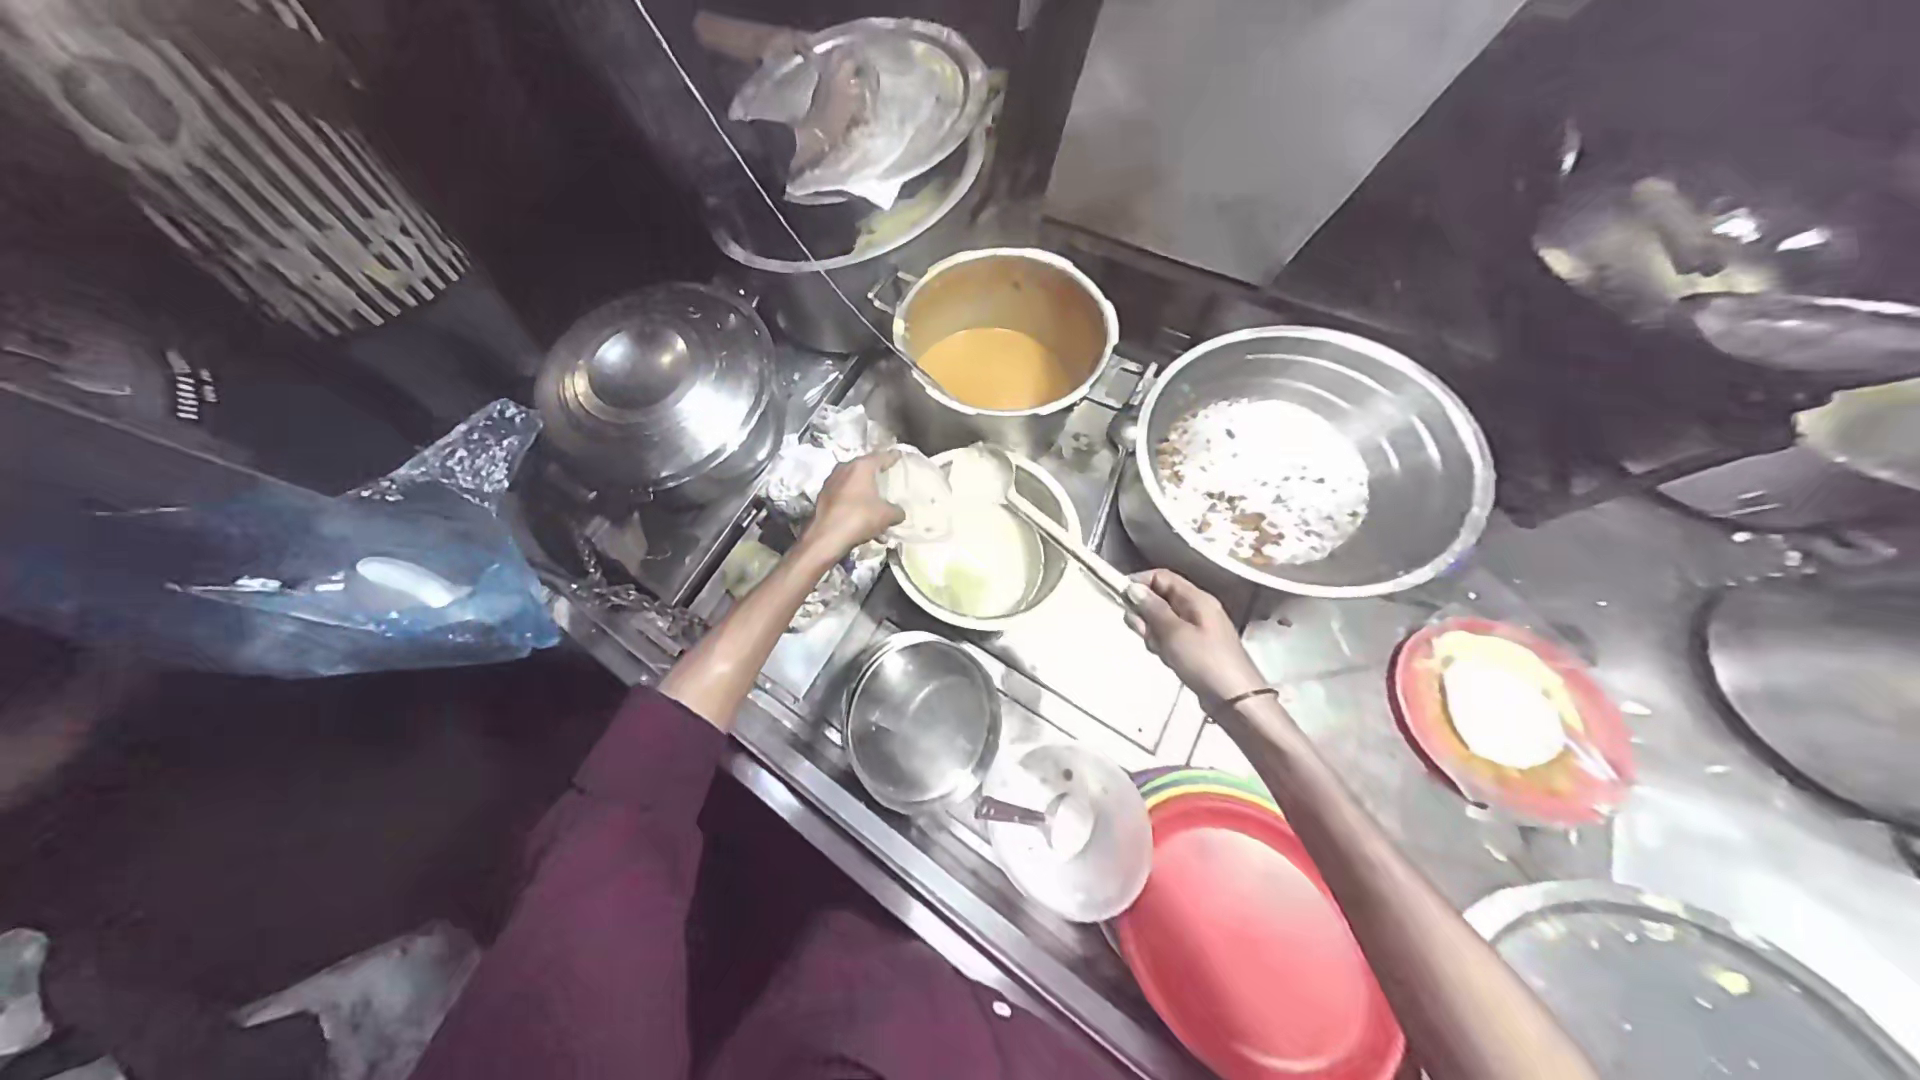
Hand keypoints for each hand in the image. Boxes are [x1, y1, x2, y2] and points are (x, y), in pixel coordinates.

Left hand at [799, 451, 904, 559]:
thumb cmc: (860, 517)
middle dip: (875, 473)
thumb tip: (898, 512)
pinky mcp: (823, 497)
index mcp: (861, 467)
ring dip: (864, 494)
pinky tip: (862, 521)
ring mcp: (831, 483)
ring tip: (875, 506)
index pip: (881, 457)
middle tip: (885, 475)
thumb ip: (897, 511)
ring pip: (853, 485)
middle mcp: (844, 469)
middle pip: (864, 468)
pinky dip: (854, 505)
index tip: (898, 454)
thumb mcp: (887, 515)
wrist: (826, 537)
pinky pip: (844, 497)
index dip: (892, 457)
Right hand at [1125, 569, 1268, 702]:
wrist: (1235, 699)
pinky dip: (1163, 645)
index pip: (1161, 577)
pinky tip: (1168, 658)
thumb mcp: (1174, 632)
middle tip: (1144, 632)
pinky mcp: (1195, 646)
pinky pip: (1170, 637)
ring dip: (1153, 632)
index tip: (1122, 599)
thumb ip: (1152, 608)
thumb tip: (1133, 588)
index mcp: (1196, 598)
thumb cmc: (1204, 661)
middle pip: (1160, 598)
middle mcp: (1197, 608)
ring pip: (1162, 619)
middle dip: (1145, 613)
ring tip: (1160, 649)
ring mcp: (1197, 628)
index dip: (1140, 583)